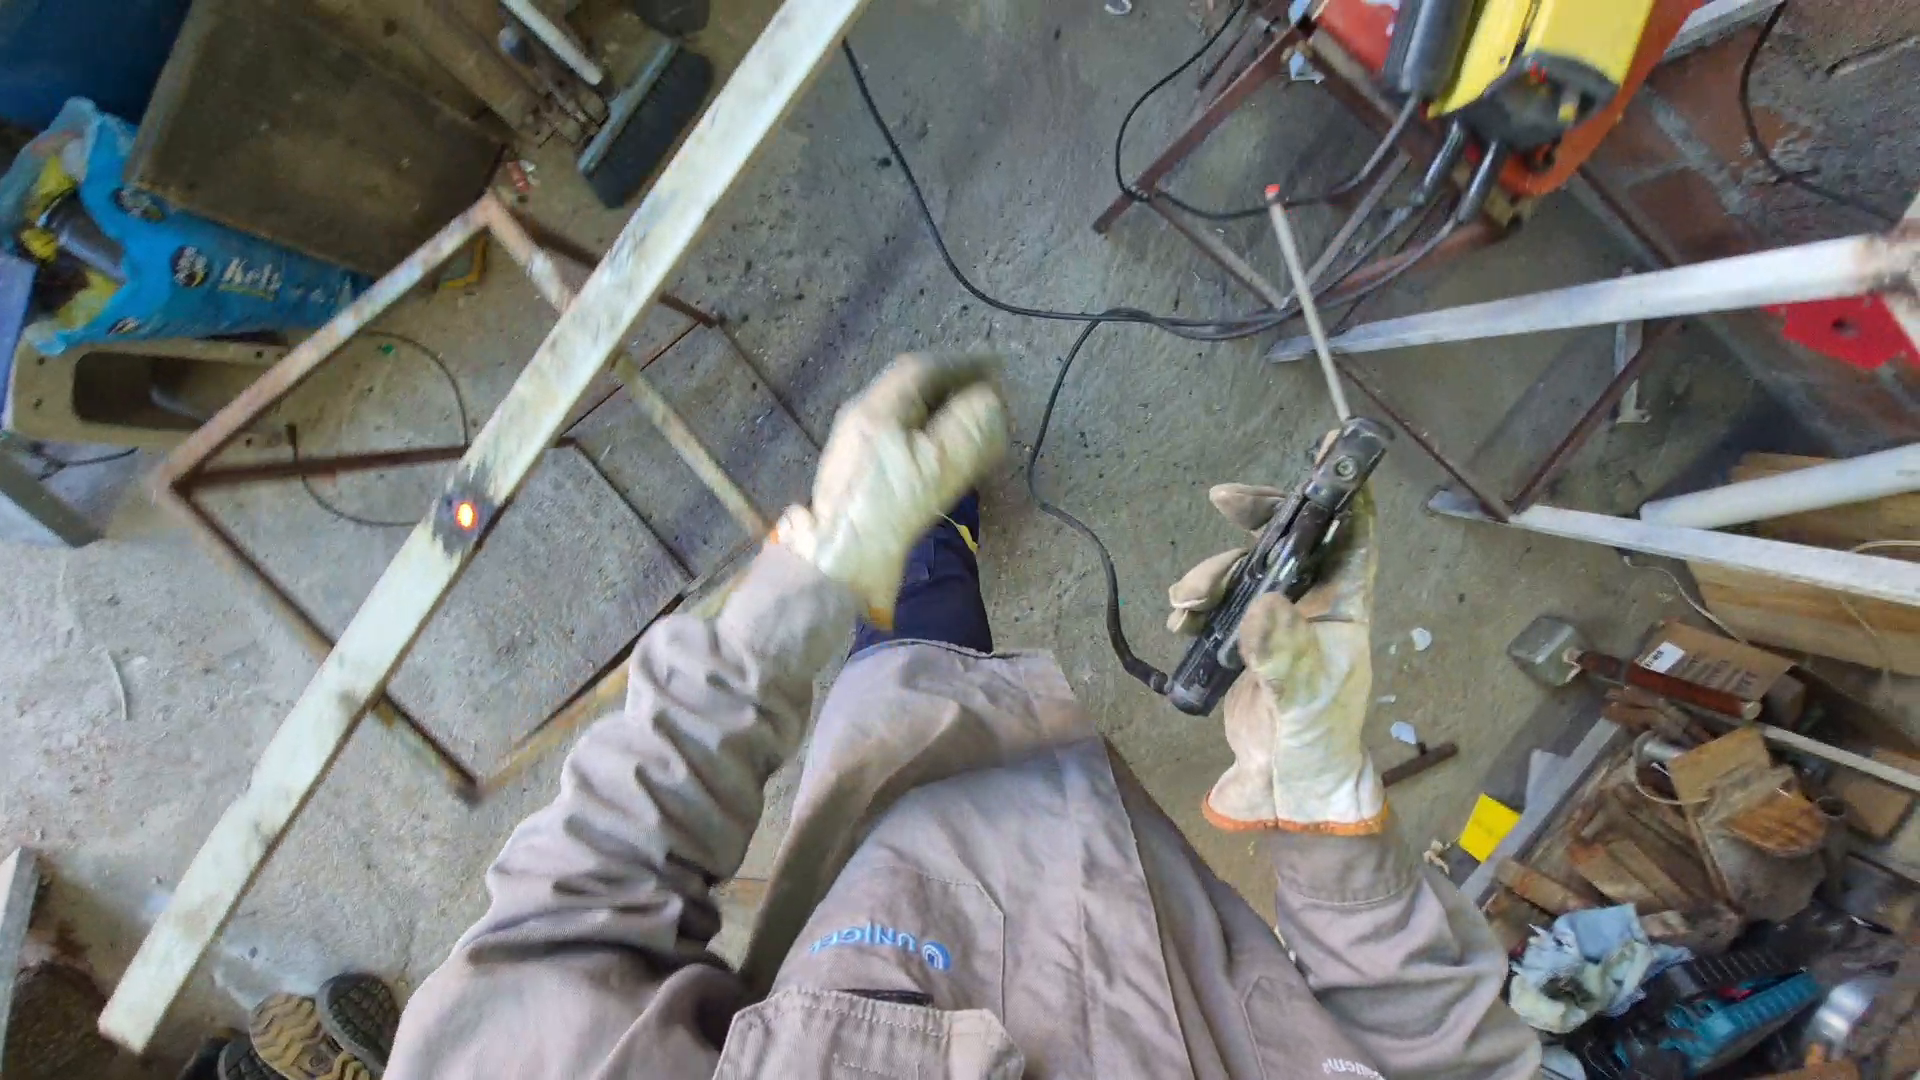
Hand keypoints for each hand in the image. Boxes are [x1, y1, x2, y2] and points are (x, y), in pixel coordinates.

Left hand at [775, 354, 1007, 627]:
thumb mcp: (938, 466)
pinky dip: (924, 438)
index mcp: (875, 409)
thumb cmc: (888, 513)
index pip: (921, 369)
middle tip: (985, 396)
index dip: (962, 365)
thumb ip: (968, 426)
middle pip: (909, 391)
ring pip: (901, 417)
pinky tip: (938, 460)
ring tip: (968, 426)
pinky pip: (895, 441)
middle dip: (951, 389)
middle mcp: (859, 420)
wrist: (839, 563)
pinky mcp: (855, 476)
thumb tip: (989, 400)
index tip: (994, 369)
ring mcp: (853, 449)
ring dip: (937, 415)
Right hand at [1166, 468, 1381, 833]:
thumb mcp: (1306, 698)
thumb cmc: (1317, 737)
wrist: (1285, 779)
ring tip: (1185, 603)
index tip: (1323, 452)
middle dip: (1256, 515)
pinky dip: (1193, 605)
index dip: (1344, 493)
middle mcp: (1310, 603)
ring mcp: (1273, 618)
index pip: (1353, 538)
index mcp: (1344, 608)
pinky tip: (1179, 623)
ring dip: (1210, 574)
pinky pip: (1214, 603)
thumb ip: (1284, 655)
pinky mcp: (1239, 636)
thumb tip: (1261, 605)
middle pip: (1286, 540)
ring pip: (1242, 570)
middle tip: (1222, 498)